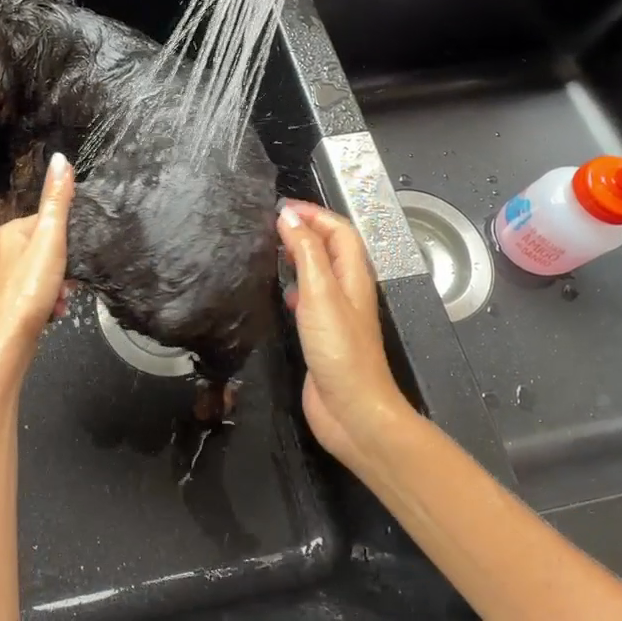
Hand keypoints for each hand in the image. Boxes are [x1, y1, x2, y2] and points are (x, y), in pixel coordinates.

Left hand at [0, 153, 75, 385]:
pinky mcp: (4, 304)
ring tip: (61, 304)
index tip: (76, 258)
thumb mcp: (50, 240)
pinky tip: (52, 316)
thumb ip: (57, 201)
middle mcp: (0, 252)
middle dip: (64, 268)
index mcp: (9, 232)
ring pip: (41, 274)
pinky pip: (33, 294)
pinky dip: (47, 303)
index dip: (67, 239)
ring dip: (58, 288)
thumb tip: (61, 159)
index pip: (47, 221)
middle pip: (46, 249)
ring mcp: (0, 280)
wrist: (4, 346)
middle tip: (70, 286)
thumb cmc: (28, 291)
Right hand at [278, 200, 414, 472]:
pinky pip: (307, 299)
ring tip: (268, 250)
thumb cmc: (340, 351)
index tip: (280, 208)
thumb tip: (288, 215)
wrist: (353, 412)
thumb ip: (306, 252)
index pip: (340, 231)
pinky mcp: (321, 335)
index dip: (314, 214)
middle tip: (269, 225)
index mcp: (353, 276)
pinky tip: (277, 293)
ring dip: (297, 256)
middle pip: (330, 248)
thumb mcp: (320, 294)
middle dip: (305, 230)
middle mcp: (347, 291)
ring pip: (318, 272)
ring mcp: (335, 314)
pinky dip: (292, 287)